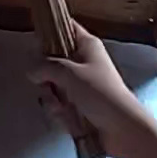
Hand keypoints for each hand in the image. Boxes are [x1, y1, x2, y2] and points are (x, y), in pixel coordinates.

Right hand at [27, 21, 156, 157]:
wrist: (125, 130)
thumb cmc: (99, 92)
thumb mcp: (68, 73)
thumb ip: (45, 67)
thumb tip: (30, 71)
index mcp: (87, 45)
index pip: (65, 27)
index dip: (49, 29)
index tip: (35, 40)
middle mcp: (85, 61)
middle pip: (54, 59)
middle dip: (46, 74)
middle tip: (44, 83)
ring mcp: (83, 85)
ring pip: (55, 83)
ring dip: (52, 96)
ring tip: (58, 106)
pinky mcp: (83, 106)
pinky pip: (61, 102)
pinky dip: (60, 110)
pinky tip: (64, 116)